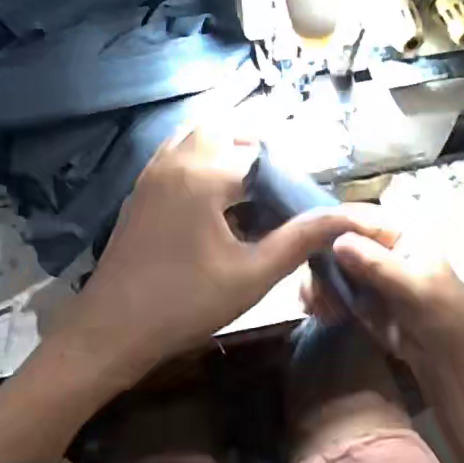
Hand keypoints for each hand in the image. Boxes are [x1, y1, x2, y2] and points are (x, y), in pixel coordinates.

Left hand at [54, 124, 365, 378]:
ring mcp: (152, 173)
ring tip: (250, 195)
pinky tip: (215, 205)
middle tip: (277, 193)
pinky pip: (176, 156)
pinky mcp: (140, 191)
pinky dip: (201, 164)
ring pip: (197, 139)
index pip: (262, 156)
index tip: (302, 211)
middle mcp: (175, 160)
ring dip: (226, 153)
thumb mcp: (253, 274)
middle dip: (257, 152)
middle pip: (226, 131)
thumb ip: (302, 239)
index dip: (288, 180)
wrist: (111, 331)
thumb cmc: (185, 304)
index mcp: (204, 174)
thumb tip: (352, 217)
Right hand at [300, 207, 463, 375]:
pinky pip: (331, 289)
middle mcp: (379, 246)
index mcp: (399, 232)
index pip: (358, 218)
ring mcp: (367, 271)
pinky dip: (319, 298)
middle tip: (309, 285)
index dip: (331, 225)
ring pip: (328, 266)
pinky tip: (316, 311)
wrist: (453, 359)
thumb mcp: (415, 287)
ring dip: (316, 283)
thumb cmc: (446, 315)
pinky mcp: (358, 296)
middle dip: (318, 261)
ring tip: (313, 305)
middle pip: (336, 240)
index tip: (305, 240)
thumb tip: (338, 242)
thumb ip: (377, 264)